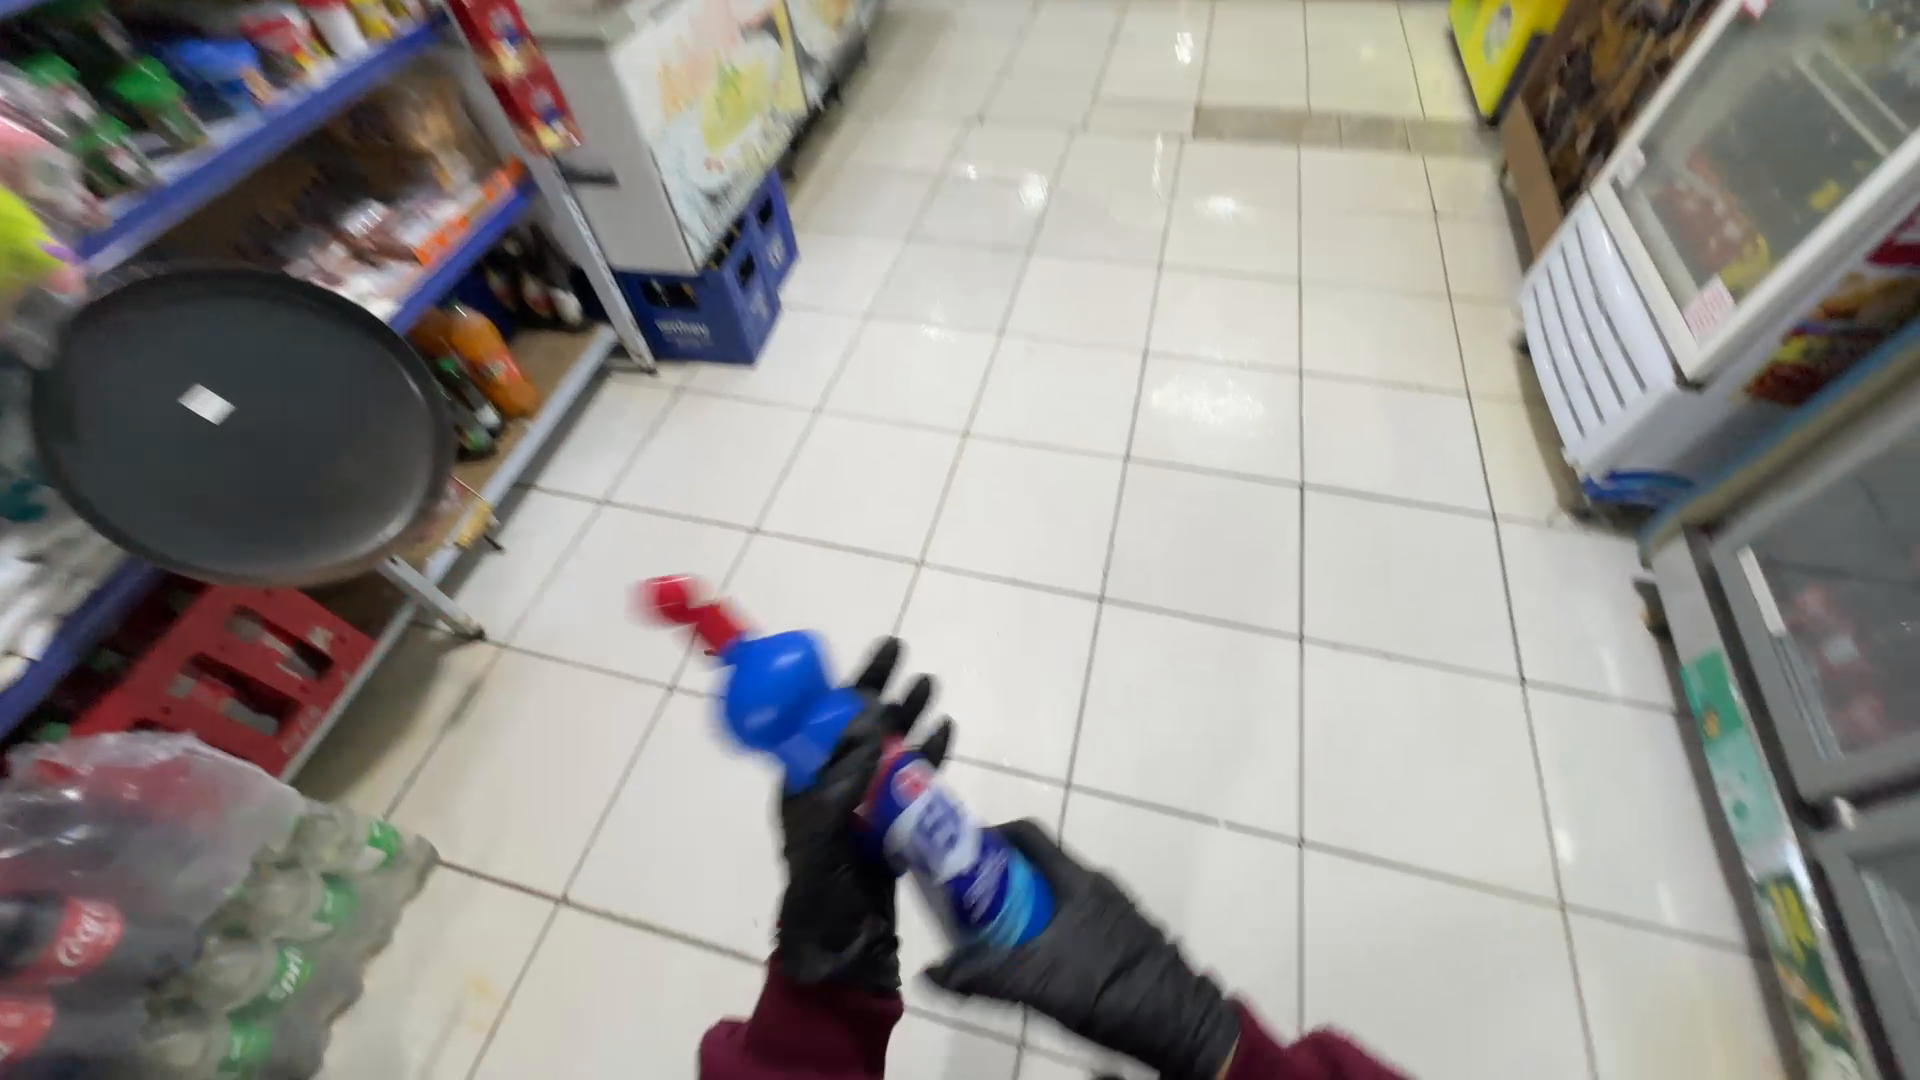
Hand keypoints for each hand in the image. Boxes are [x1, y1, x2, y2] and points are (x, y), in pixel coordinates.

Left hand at [775, 638, 952, 991]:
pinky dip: (930, 752)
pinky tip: (944, 729)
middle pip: (860, 723)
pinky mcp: (897, 817)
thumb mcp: (821, 834)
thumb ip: (841, 782)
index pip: (822, 719)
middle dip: (880, 688)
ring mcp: (869, 798)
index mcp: (807, 780)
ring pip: (890, 744)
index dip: (843, 684)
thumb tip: (865, 729)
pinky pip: (915, 776)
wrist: (845, 945)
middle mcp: (837, 780)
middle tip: (899, 651)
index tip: (859, 659)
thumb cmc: (819, 889)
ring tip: (928, 684)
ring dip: (909, 713)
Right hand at [924, 820, 1239, 1079]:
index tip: (962, 855)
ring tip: (995, 936)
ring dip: (1023, 907)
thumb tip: (931, 972)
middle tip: (969, 904)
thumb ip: (986, 976)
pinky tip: (1039, 963)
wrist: (1184, 1027)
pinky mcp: (1124, 938)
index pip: (1028, 834)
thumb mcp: (1041, 983)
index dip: (993, 836)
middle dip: (1000, 879)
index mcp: (1075, 879)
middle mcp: (1094, 885)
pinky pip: (1075, 919)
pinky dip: (1048, 929)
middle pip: (1037, 866)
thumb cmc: (1110, 989)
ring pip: (1056, 895)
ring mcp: (1113, 911)